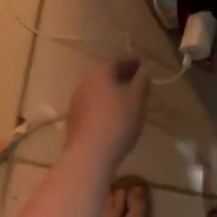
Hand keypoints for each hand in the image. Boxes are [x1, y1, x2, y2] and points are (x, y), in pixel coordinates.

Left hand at [63, 57, 149, 172]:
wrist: (88, 156)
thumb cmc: (116, 123)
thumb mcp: (136, 100)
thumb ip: (141, 82)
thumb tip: (143, 71)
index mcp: (100, 73)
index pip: (116, 61)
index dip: (130, 61)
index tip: (141, 63)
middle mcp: (85, 83)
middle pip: (105, 74)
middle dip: (121, 75)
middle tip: (135, 79)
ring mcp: (76, 102)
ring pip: (97, 90)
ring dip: (111, 91)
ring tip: (126, 98)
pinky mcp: (74, 120)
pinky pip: (92, 105)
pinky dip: (103, 104)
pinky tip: (112, 116)